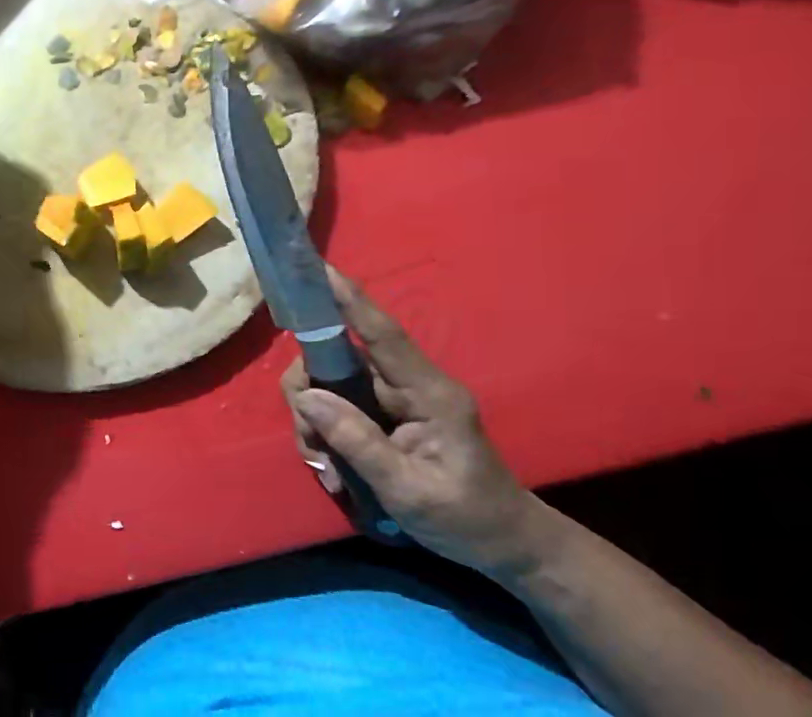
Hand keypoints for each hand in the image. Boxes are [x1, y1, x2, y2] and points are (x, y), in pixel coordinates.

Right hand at [281, 269, 548, 578]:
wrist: (505, 544)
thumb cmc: (468, 519)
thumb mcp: (410, 490)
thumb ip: (357, 442)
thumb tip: (307, 396)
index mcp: (429, 393)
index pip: (382, 334)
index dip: (350, 299)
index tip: (319, 268)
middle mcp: (406, 383)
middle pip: (334, 361)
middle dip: (308, 398)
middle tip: (313, 450)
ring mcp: (392, 396)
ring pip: (326, 384)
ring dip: (313, 423)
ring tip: (326, 469)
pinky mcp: (381, 410)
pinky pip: (333, 405)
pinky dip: (322, 433)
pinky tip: (332, 468)